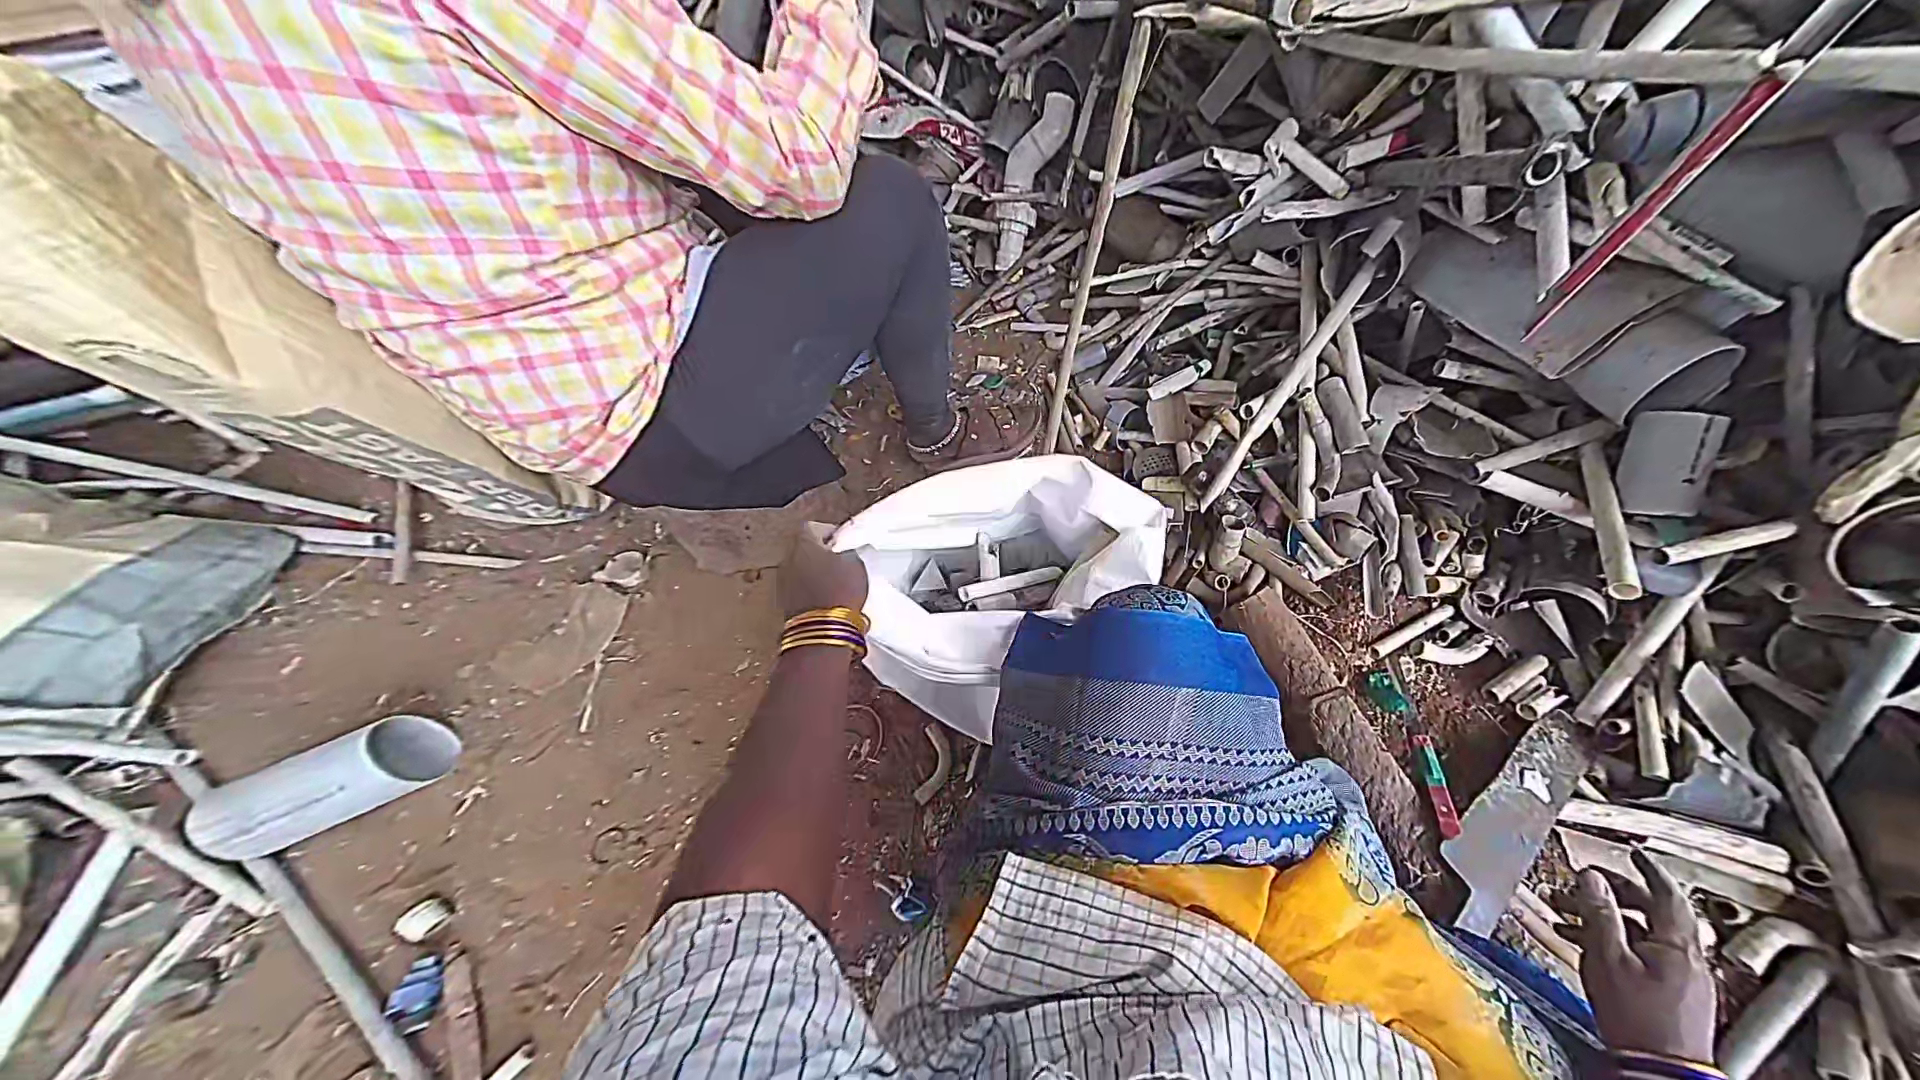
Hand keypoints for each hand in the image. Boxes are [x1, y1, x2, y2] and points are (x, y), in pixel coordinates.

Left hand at [779, 522, 867, 618]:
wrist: (823, 628)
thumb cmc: (840, 589)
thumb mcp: (855, 563)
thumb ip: (847, 551)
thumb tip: (844, 551)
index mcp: (803, 543)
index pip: (813, 527)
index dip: (830, 532)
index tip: (842, 541)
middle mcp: (787, 558)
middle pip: (803, 548)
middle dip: (820, 553)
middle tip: (839, 561)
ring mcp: (782, 582)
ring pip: (800, 569)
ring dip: (814, 572)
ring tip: (834, 582)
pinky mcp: (784, 602)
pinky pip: (798, 588)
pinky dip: (810, 589)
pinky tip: (825, 598)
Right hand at [1574, 849, 1717, 1061]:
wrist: (1657, 1066)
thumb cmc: (1635, 1015)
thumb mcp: (1606, 955)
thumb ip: (1598, 913)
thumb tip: (1590, 878)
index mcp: (1678, 948)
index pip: (1668, 897)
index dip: (1649, 871)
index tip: (1633, 853)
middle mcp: (1687, 959)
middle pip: (1653, 912)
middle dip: (1613, 893)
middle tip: (1581, 882)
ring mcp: (1682, 977)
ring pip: (1643, 931)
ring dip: (1605, 916)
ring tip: (1568, 912)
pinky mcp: (1671, 990)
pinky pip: (1641, 951)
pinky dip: (1612, 938)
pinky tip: (1583, 940)